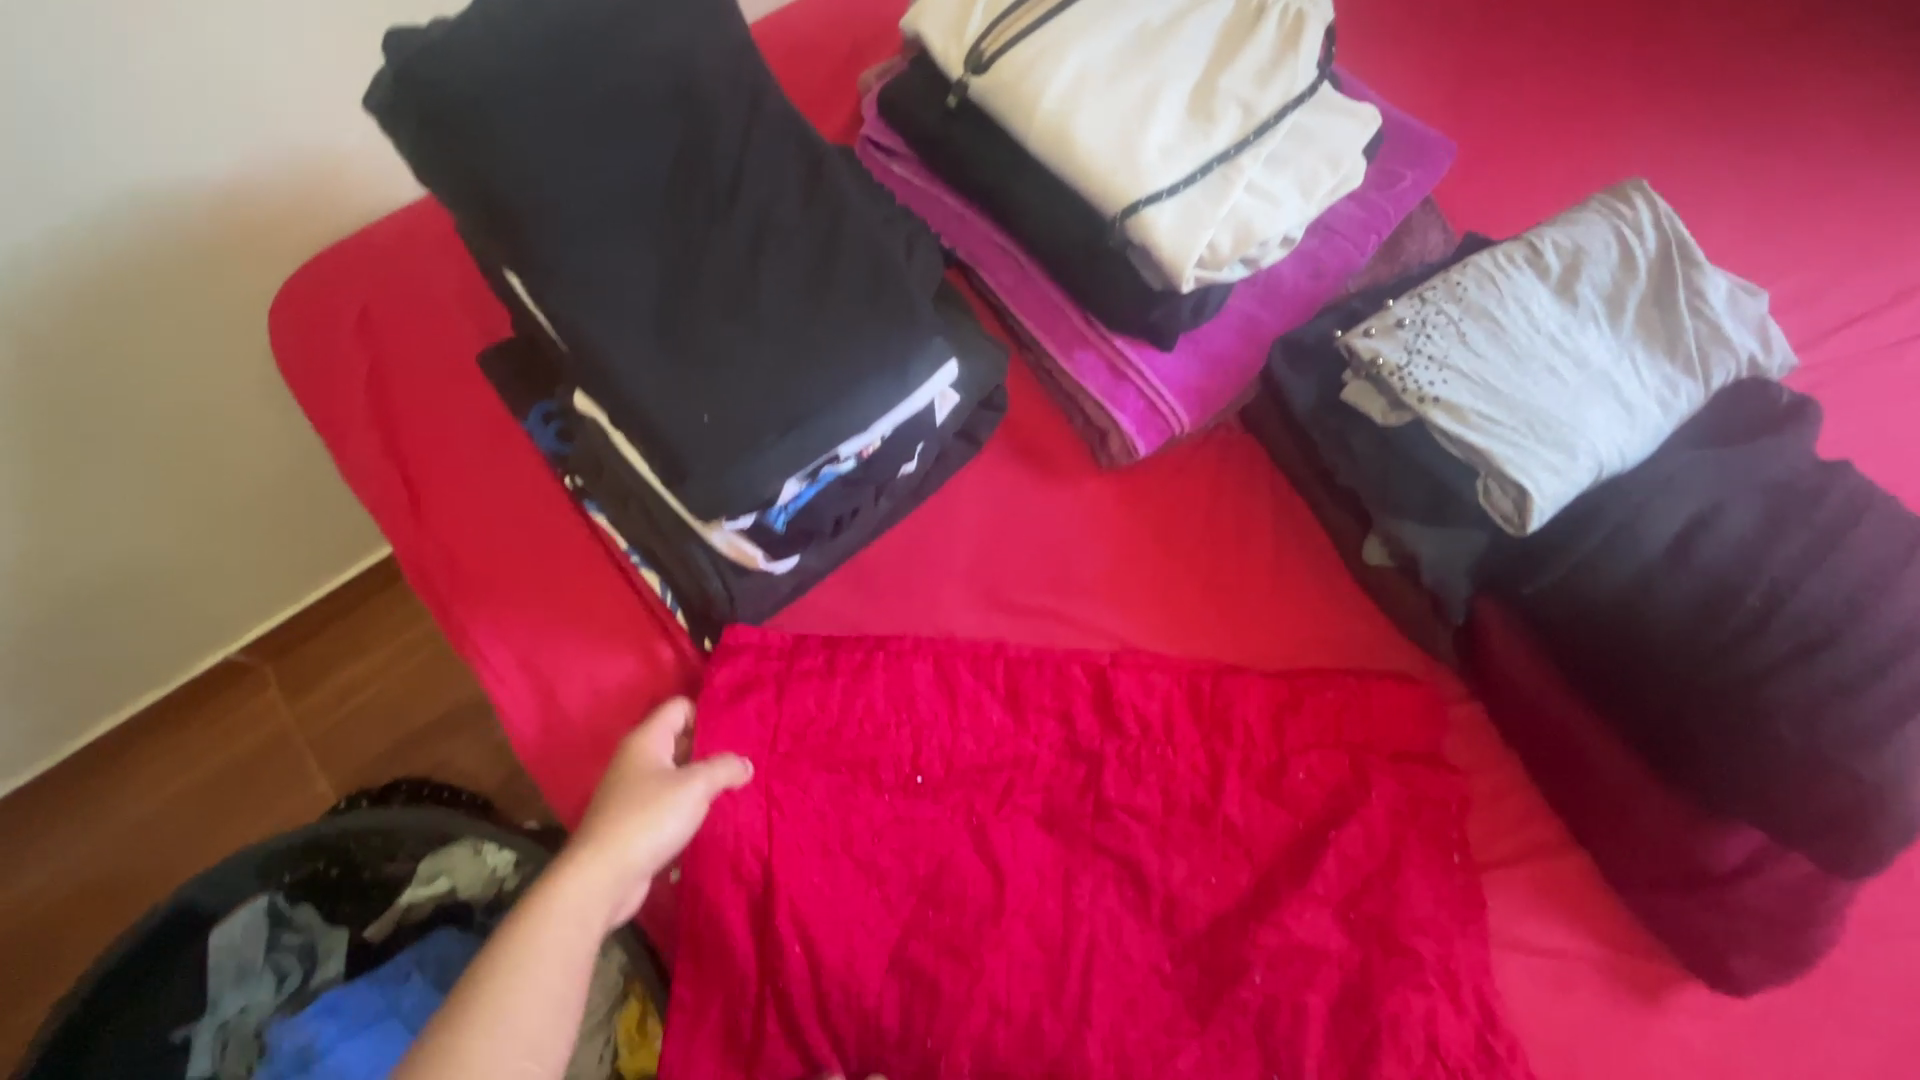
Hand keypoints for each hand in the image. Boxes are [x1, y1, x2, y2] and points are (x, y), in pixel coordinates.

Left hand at [560, 697, 752, 930]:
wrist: (602, 876)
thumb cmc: (649, 818)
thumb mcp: (695, 786)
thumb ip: (725, 768)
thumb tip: (746, 764)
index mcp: (646, 740)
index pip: (680, 707)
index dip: (708, 713)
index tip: (738, 730)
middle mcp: (637, 759)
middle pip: (680, 738)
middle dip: (711, 747)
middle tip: (745, 757)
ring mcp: (635, 790)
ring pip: (677, 771)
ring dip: (704, 778)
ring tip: (737, 784)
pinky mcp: (637, 819)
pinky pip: (670, 799)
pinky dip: (691, 802)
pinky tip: (714, 812)